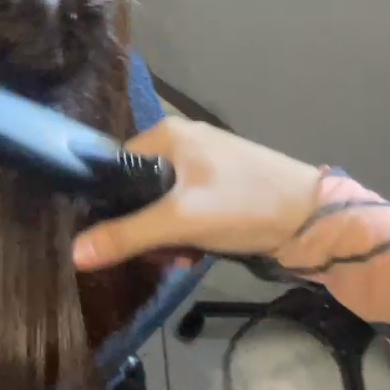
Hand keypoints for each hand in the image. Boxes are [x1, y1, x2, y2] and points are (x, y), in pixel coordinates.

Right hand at [73, 116, 322, 269]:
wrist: (315, 220)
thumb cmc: (244, 206)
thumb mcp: (179, 222)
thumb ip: (126, 236)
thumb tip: (74, 253)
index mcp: (167, 134)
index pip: (115, 168)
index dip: (112, 206)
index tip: (122, 237)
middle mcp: (183, 139)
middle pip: (138, 189)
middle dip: (145, 228)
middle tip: (162, 252)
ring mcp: (205, 160)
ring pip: (161, 203)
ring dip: (166, 235)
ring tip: (184, 254)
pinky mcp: (222, 181)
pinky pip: (185, 206)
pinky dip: (187, 230)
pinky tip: (198, 249)